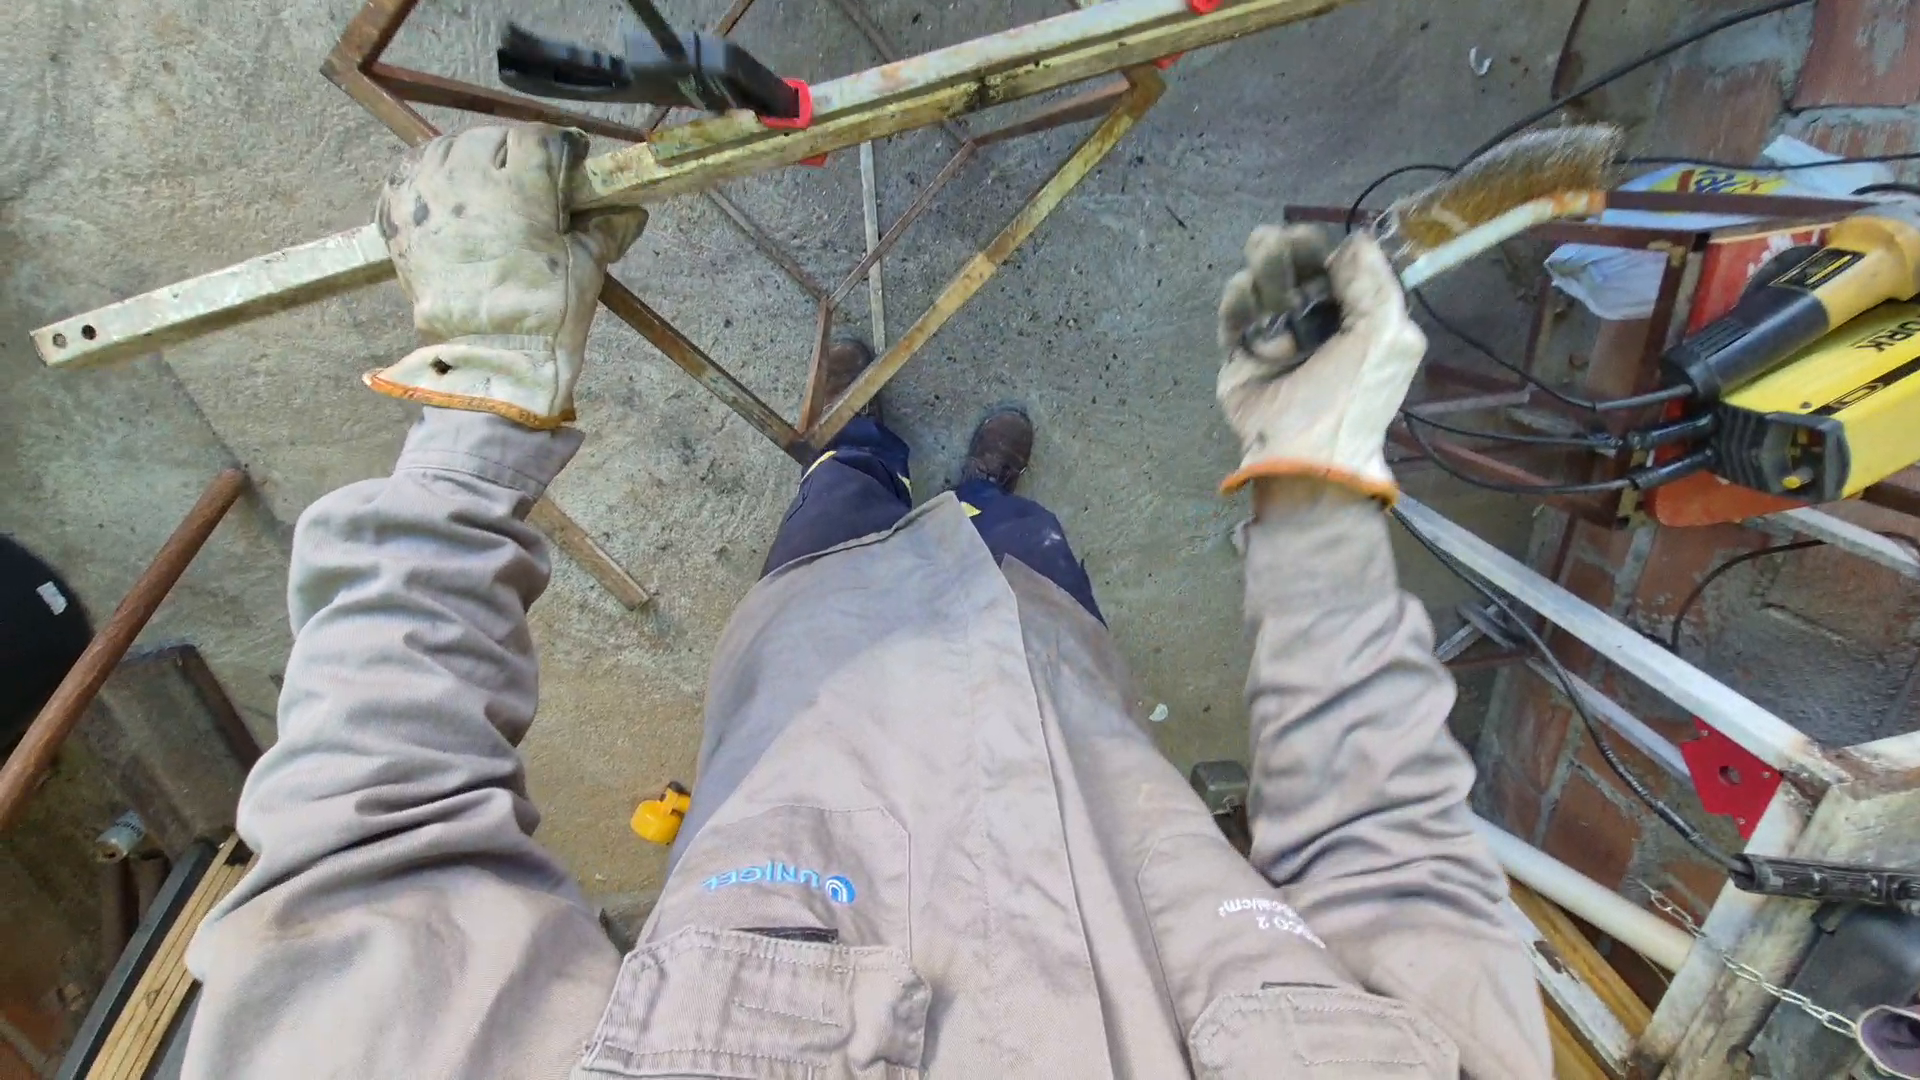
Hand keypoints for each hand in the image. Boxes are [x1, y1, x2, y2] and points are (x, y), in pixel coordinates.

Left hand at [367, 123, 647, 428]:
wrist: (491, 355)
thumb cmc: (547, 312)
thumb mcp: (587, 269)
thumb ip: (607, 230)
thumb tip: (633, 211)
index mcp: (521, 187)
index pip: (540, 139)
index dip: (561, 148)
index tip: (573, 163)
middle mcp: (467, 178)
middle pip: (491, 139)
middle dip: (516, 154)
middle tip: (534, 182)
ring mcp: (426, 195)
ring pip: (447, 149)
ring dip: (472, 161)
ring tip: (491, 190)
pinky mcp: (398, 216)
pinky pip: (412, 176)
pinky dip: (435, 180)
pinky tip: (454, 202)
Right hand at [1215, 226, 1425, 503]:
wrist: (1304, 453)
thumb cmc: (1352, 397)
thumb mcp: (1388, 336)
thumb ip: (1375, 281)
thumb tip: (1353, 240)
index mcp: (1355, 315)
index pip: (1334, 263)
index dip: (1322, 248)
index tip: (1315, 248)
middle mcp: (1313, 321)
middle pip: (1291, 263)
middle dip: (1285, 251)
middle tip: (1280, 252)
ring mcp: (1273, 336)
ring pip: (1259, 280)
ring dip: (1263, 276)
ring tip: (1273, 302)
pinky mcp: (1239, 353)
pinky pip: (1232, 311)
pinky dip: (1236, 300)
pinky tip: (1248, 308)